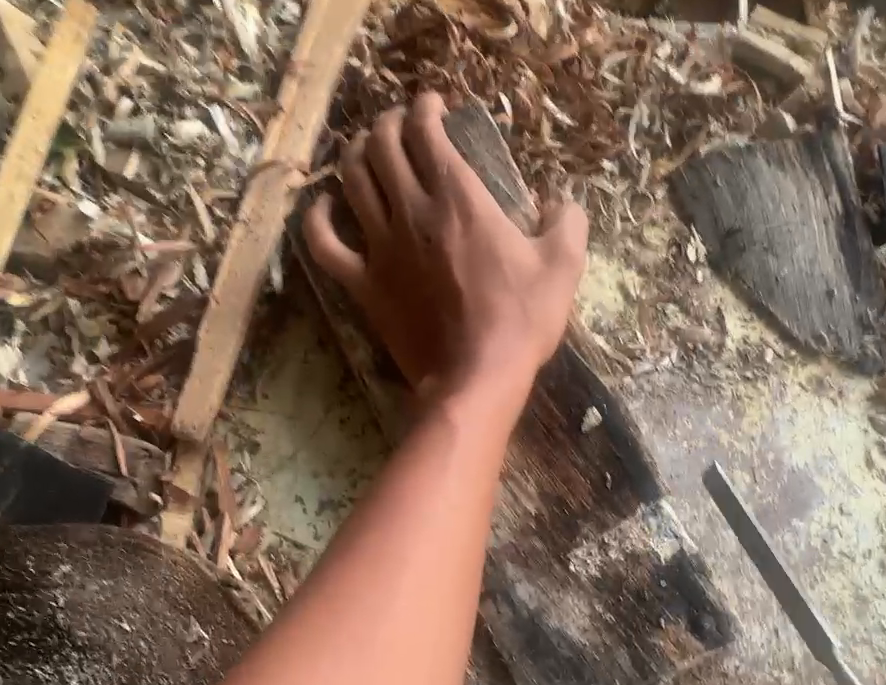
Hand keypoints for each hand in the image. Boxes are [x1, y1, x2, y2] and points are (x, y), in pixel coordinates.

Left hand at [302, 93, 588, 420]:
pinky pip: (325, 244)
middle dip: (388, 123)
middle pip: (381, 145)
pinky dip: (319, 220)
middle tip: (400, 127)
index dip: (426, 108)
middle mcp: (412, 211)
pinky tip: (325, 208)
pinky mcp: (364, 284)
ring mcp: (381, 248)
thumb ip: (567, 222)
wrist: (476, 377)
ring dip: (355, 154)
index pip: (427, 130)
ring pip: (351, 180)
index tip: (435, 107)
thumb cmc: (521, 322)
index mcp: (459, 198)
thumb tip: (559, 202)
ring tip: (365, 150)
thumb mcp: (563, 267)